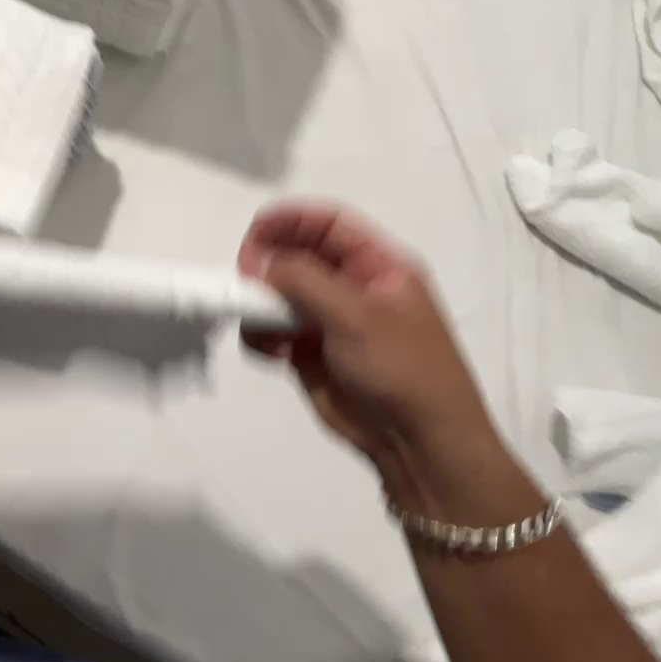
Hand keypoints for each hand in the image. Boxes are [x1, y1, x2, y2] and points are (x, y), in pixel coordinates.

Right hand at [238, 204, 509, 504]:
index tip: (255, 229)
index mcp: (379, 267)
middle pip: (297, 256)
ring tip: (253, 317)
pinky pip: (270, 332)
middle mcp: (350, 288)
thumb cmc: (401, 368)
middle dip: (268, 262)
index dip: (292, 220)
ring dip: (259, 301)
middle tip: (244, 275)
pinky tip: (269, 350)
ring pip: (277, 294)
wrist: (416, 442)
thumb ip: (304, 280)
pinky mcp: (306, 353)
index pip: (330, 225)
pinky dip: (260, 336)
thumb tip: (259, 262)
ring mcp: (326, 321)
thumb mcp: (357, 315)